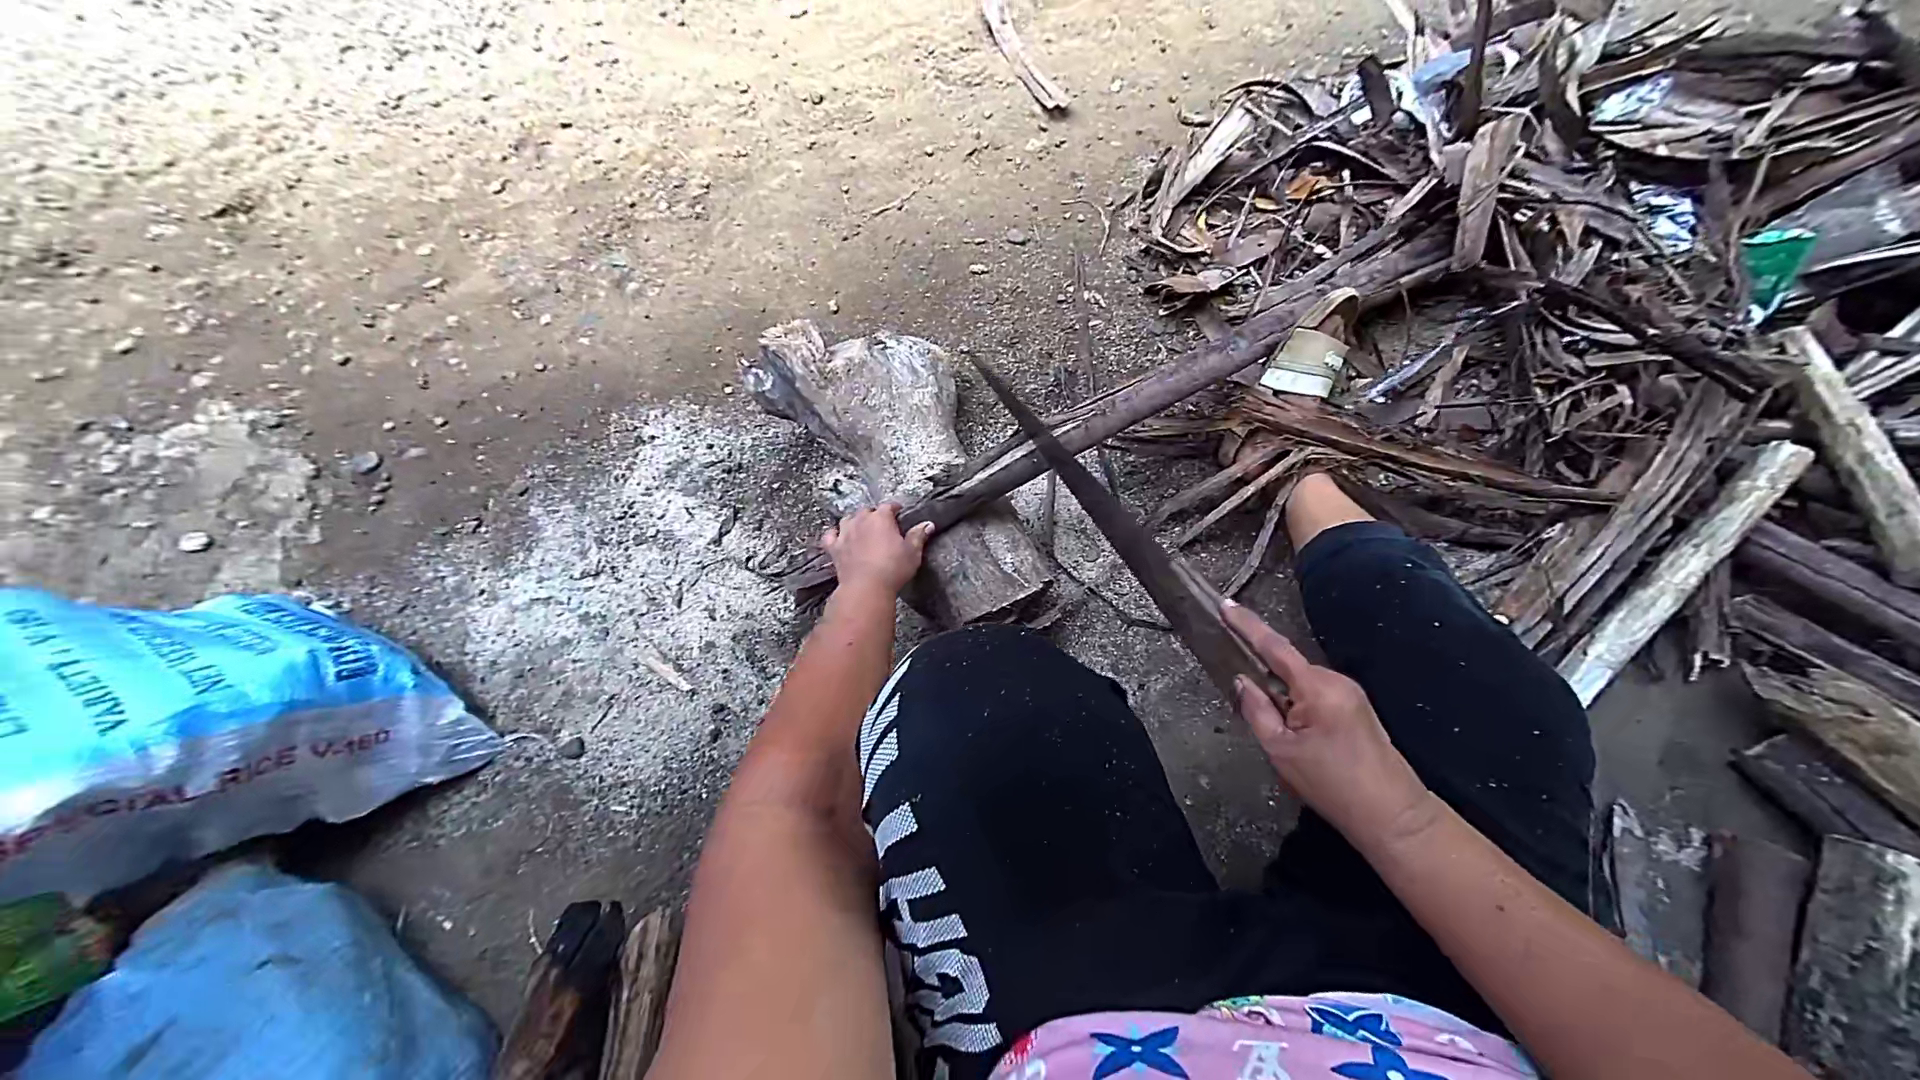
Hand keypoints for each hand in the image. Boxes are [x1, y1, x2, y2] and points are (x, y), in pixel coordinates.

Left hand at [822, 503, 935, 595]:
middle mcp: (861, 521)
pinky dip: (833, 534)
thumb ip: (918, 536)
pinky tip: (837, 536)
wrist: (867, 587)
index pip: (888, 506)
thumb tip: (928, 524)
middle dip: (874, 515)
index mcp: (881, 519)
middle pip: (866, 511)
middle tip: (882, 524)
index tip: (898, 511)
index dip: (894, 508)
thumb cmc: (892, 569)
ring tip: (861, 528)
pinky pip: (829, 536)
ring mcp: (845, 534)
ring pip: (847, 520)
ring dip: (854, 521)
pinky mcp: (834, 548)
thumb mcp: (912, 552)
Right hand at [1221, 599, 1436, 846]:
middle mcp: (1336, 681)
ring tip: (1278, 736)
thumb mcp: (1280, 749)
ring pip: (1298, 682)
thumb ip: (1255, 709)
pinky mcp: (1354, 707)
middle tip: (1245, 708)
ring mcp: (1349, 693)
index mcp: (1317, 687)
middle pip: (1285, 666)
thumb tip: (1241, 681)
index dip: (1246, 625)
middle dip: (1262, 677)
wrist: (1393, 816)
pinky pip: (1312, 694)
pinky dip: (1294, 705)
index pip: (1273, 646)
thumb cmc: (1333, 785)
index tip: (1225, 605)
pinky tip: (1294, 735)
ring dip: (1279, 697)